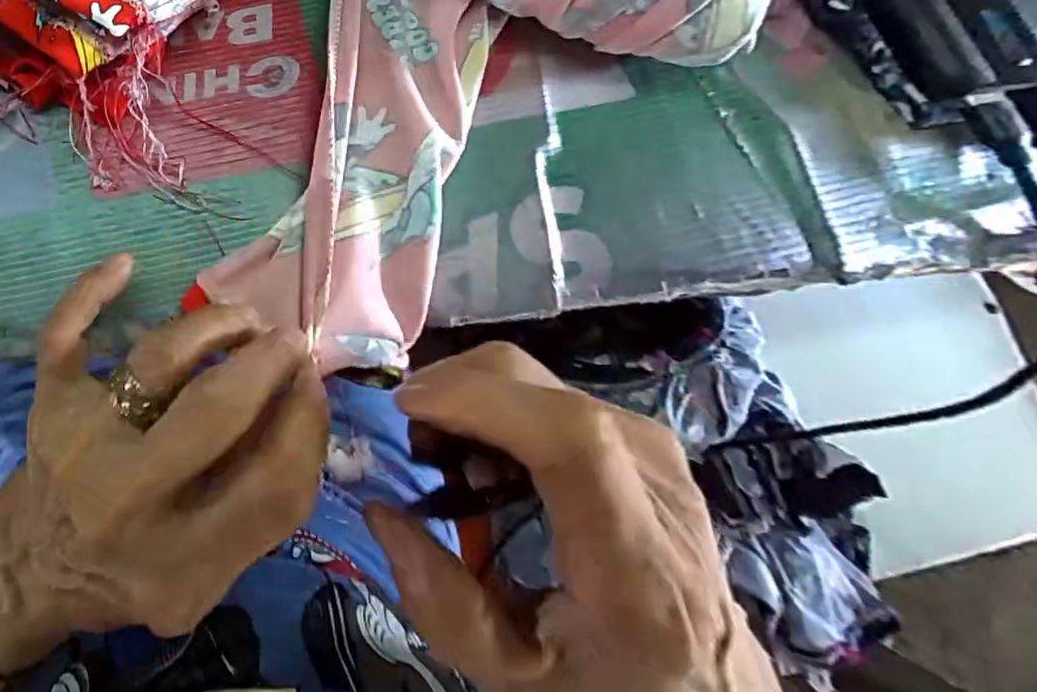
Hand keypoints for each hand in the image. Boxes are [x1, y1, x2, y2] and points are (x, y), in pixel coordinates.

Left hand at [0, 253, 329, 673]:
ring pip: (156, 359)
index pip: (272, 486)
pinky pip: (64, 334)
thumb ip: (255, 504)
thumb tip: (298, 399)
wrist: (35, 565)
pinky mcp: (48, 404)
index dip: (306, 424)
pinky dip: (90, 293)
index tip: (313, 383)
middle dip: (264, 363)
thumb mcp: (204, 574)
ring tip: (242, 319)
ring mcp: (81, 441)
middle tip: (286, 340)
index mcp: (181, 563)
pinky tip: (125, 264)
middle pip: (214, 410)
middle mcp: (128, 498)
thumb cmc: (131, 570)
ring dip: (211, 325)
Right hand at [365, 343, 780, 691]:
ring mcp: (654, 455)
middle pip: (542, 388)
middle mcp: (658, 491)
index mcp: (636, 565)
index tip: (406, 407)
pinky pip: (547, 389)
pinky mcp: (640, 441)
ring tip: (442, 449)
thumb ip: (441, 604)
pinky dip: (493, 399)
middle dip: (453, 388)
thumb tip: (379, 510)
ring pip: (537, 376)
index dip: (480, 400)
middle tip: (411, 438)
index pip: (572, 439)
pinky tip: (481, 450)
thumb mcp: (514, 677)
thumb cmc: (609, 685)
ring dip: (469, 393)